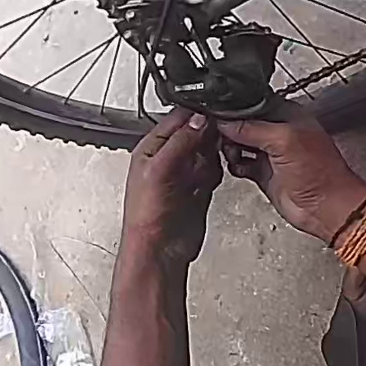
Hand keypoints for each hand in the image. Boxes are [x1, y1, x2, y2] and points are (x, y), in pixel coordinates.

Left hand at [123, 109, 222, 268]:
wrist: (159, 250)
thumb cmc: (147, 215)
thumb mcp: (160, 169)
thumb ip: (180, 142)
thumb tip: (198, 119)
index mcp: (152, 148)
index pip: (177, 120)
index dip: (196, 115)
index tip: (214, 115)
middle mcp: (168, 158)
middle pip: (195, 133)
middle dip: (209, 135)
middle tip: (219, 139)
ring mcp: (184, 173)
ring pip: (207, 151)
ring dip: (214, 154)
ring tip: (211, 163)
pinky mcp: (198, 188)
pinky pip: (212, 170)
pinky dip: (216, 172)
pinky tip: (211, 179)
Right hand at [215, 105, 365, 242]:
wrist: (325, 207)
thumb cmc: (319, 173)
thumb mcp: (284, 140)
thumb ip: (253, 128)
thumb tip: (226, 123)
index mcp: (289, 116)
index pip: (256, 103)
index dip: (238, 108)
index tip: (222, 115)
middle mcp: (279, 132)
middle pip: (244, 123)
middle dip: (231, 129)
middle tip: (224, 137)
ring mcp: (271, 153)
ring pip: (240, 143)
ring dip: (231, 147)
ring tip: (233, 153)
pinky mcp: (264, 173)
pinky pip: (241, 164)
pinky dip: (235, 165)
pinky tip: (238, 167)